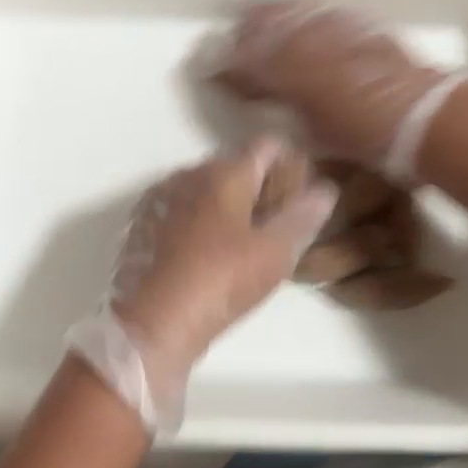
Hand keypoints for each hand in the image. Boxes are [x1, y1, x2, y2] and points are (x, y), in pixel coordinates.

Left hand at [66, 136, 337, 434]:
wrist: (152, 323)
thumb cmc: (220, 281)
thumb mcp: (275, 253)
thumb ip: (303, 215)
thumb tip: (325, 188)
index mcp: (225, 171)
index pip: (268, 145)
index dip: (292, 163)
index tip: (303, 193)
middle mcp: (190, 172)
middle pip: (236, 165)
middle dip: (259, 186)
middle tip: (278, 224)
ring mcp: (161, 196)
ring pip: (206, 188)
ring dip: (228, 205)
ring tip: (244, 244)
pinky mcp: (142, 223)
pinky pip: (181, 209)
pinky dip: (199, 221)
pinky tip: (207, 255)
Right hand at [213, 2, 467, 179]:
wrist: (428, 118)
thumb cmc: (368, 137)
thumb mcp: (314, 129)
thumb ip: (281, 103)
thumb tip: (257, 91)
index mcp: (291, 73)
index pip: (245, 61)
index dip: (225, 66)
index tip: (211, 70)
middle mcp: (308, 41)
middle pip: (263, 27)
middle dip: (242, 35)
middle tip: (230, 44)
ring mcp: (336, 27)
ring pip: (290, 11)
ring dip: (268, 17)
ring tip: (255, 23)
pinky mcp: (359, 23)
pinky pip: (319, 9)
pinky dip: (301, 12)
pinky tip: (298, 17)